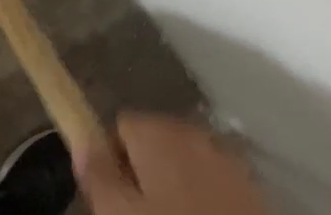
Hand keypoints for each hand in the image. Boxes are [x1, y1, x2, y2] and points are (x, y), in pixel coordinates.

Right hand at [80, 113, 267, 214]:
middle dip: (142, 168)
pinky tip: (198, 214)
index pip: (120, 125)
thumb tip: (81, 142)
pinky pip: (211, 178)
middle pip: (154, 139)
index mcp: (158, 131)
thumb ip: (97, 174)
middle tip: (137, 209)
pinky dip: (202, 193)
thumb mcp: (119, 212)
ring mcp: (225, 155)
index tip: (110, 194)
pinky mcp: (248, 183)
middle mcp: (192, 131)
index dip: (110, 158)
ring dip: (173, 181)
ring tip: (168, 212)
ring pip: (184, 159)